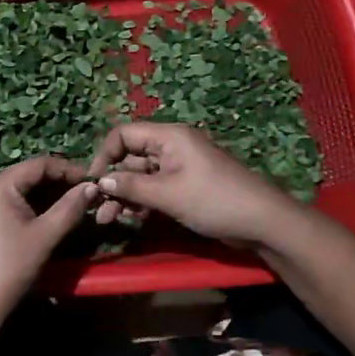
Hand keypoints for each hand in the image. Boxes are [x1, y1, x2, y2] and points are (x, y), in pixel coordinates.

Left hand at [0, 156, 97, 320]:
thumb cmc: (13, 264)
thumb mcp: (46, 234)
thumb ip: (71, 207)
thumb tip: (93, 187)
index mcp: (0, 185)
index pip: (40, 164)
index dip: (69, 169)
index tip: (92, 179)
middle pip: (32, 174)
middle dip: (61, 181)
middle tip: (87, 191)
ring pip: (25, 188)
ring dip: (51, 193)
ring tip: (77, 202)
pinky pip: (17, 201)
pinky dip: (38, 204)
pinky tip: (57, 213)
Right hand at [85, 123, 299, 245]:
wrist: (261, 221)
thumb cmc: (214, 200)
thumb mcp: (168, 194)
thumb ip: (132, 186)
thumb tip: (100, 180)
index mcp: (169, 137)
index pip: (124, 134)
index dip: (105, 154)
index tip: (93, 181)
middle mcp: (172, 147)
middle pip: (131, 157)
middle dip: (112, 181)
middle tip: (98, 209)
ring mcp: (179, 168)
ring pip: (141, 176)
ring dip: (124, 195)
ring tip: (108, 220)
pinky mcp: (186, 187)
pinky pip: (155, 189)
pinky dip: (142, 202)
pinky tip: (131, 219)